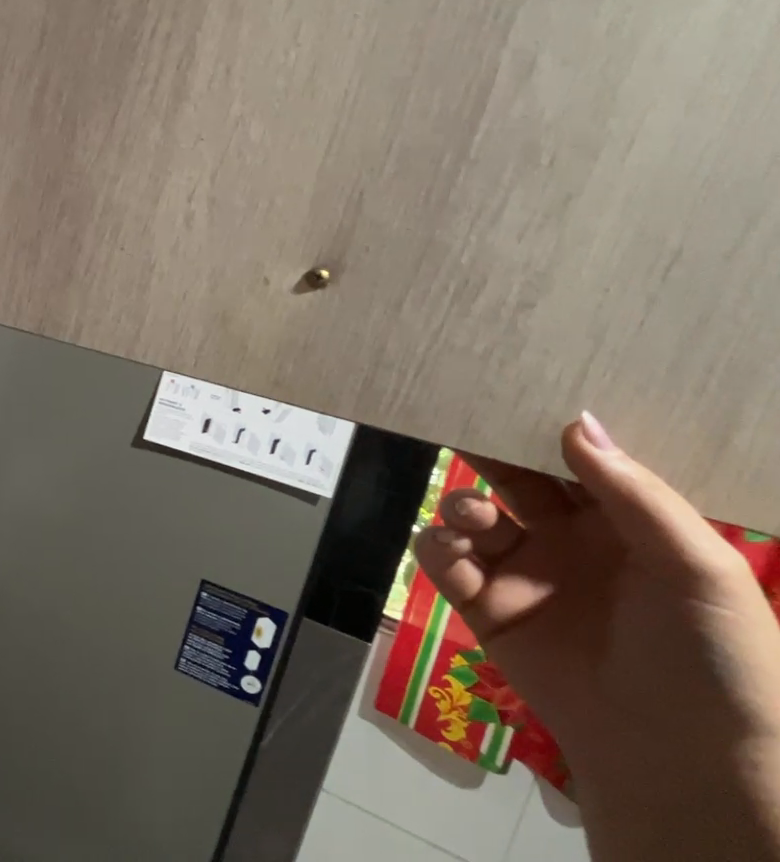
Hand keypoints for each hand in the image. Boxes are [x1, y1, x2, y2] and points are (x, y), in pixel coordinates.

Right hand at [413, 414, 779, 859]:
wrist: (678, 756)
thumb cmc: (711, 656)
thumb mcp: (698, 569)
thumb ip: (635, 494)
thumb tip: (575, 420)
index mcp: (629, 528)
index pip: (579, 464)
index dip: (547, 431)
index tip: (511, 393)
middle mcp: (571, 543)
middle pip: (516, 482)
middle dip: (488, 455)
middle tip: (456, 422)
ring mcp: (523, 575)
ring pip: (471, 518)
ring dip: (461, 506)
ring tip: (471, 516)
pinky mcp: (484, 608)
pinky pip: (444, 563)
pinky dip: (436, 548)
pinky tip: (452, 552)